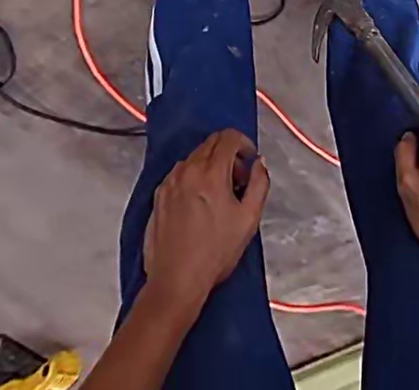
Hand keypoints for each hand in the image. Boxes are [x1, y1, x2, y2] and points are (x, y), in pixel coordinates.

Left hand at [144, 129, 270, 305]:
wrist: (176, 282)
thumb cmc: (216, 252)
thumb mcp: (249, 218)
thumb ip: (259, 183)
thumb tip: (258, 163)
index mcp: (211, 172)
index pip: (228, 136)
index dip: (244, 143)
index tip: (249, 161)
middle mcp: (187, 170)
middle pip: (211, 142)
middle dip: (229, 153)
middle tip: (237, 180)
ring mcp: (169, 181)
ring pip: (195, 156)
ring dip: (211, 163)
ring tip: (218, 193)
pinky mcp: (158, 195)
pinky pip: (180, 172)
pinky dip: (193, 176)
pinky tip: (198, 201)